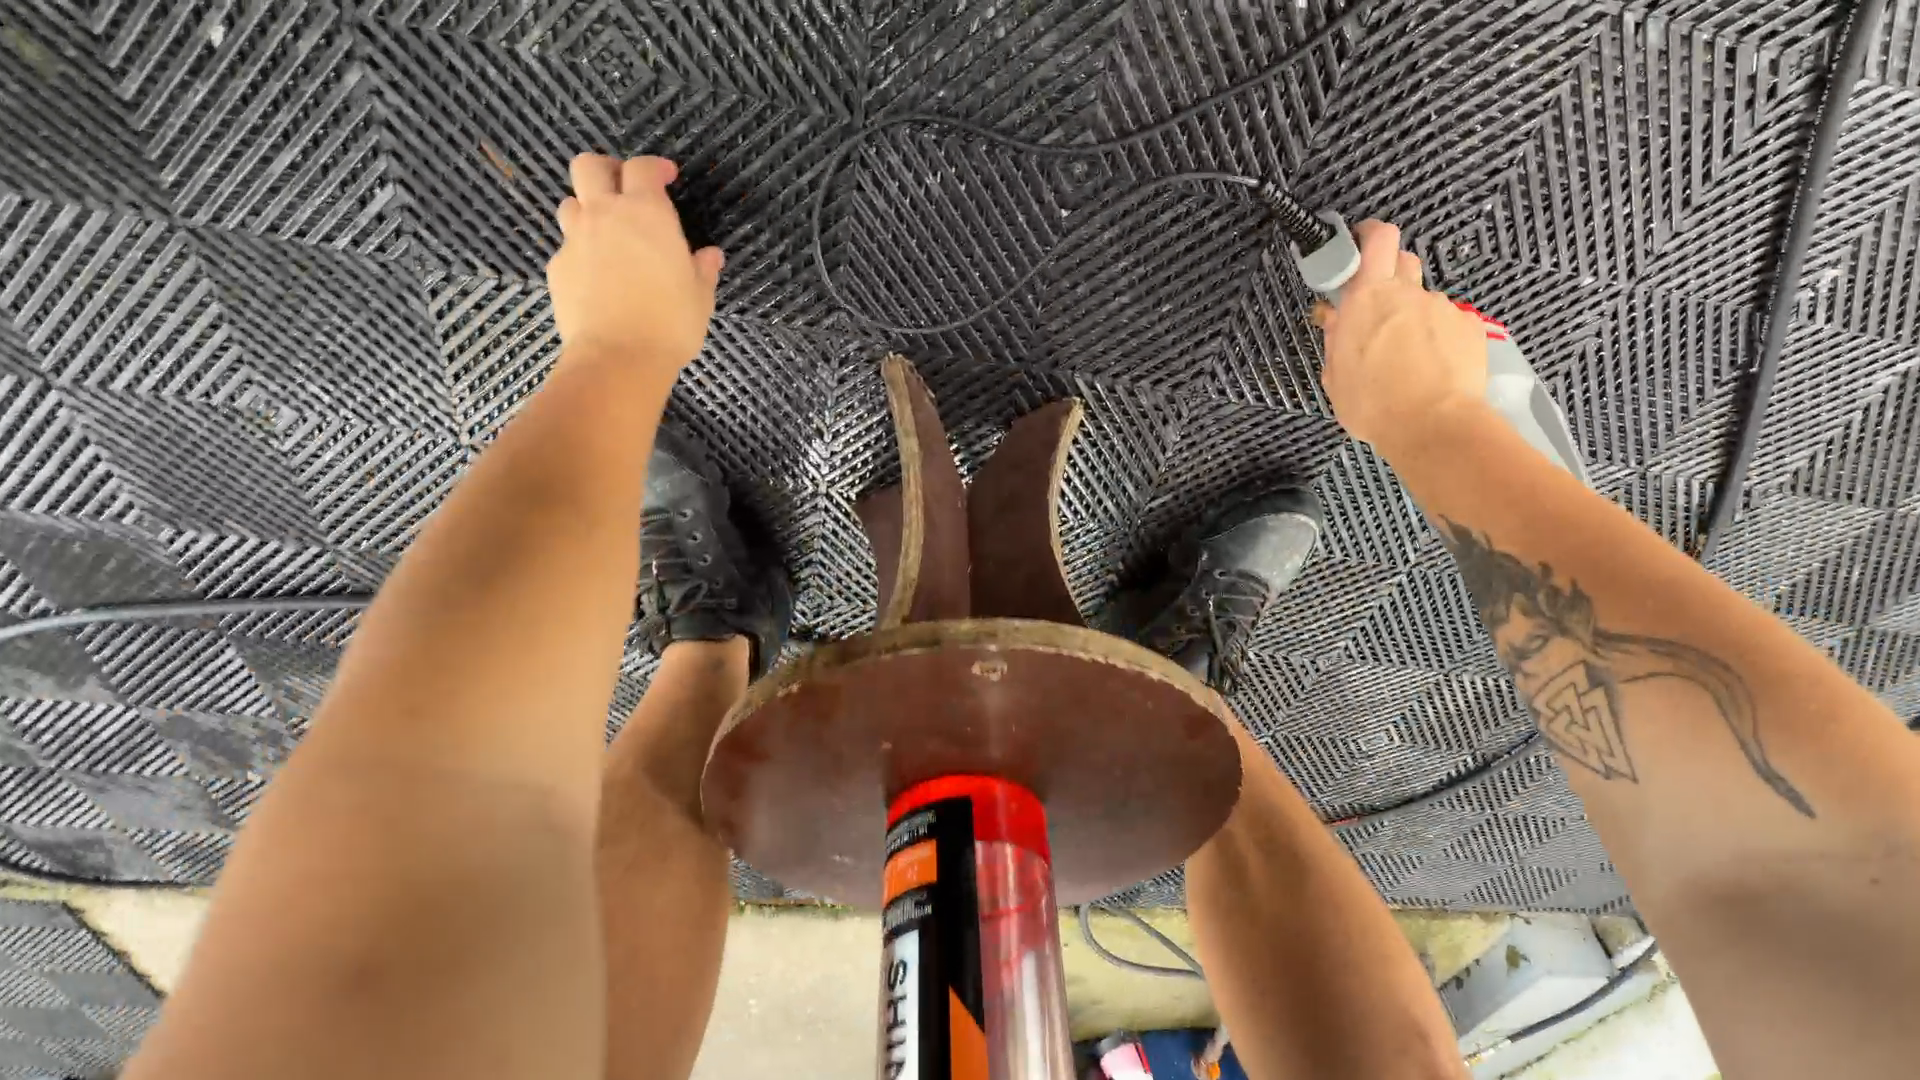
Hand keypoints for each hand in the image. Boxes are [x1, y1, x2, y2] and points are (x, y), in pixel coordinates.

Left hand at [547, 154, 723, 367]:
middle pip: (589, 166)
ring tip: (607, 233)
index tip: (667, 177)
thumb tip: (710, 256)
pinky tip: (596, 275)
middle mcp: (605, 215)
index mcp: (647, 214)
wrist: (618, 358)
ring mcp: (576, 240)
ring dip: (588, 209)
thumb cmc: (670, 323)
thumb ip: (703, 270)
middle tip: (624, 189)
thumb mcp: (700, 297)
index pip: (643, 168)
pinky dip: (581, 252)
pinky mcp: (558, 268)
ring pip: (571, 203)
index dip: (655, 167)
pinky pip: (567, 247)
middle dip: (606, 170)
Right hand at [1314, 220, 1491, 458]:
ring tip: (1407, 357)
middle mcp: (1407, 295)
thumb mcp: (1335, 376)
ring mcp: (1442, 309)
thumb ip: (1335, 341)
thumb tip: (1335, 322)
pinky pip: (1449, 324)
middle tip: (1378, 306)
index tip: (1358, 244)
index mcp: (1367, 300)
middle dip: (1389, 276)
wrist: (1433, 426)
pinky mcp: (1469, 328)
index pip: (1377, 239)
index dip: (1368, 233)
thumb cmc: (1375, 405)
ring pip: (1424, 300)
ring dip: (1413, 317)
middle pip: (1403, 260)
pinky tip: (1431, 368)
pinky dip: (1438, 339)